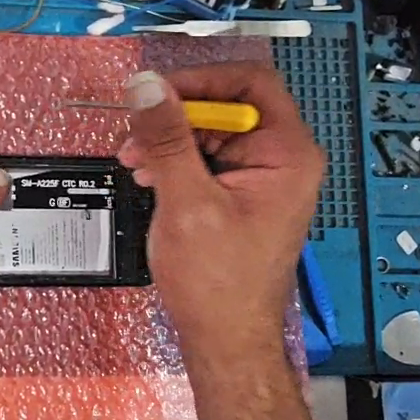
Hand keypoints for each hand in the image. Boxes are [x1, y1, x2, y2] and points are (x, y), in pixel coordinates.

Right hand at [118, 66, 323, 347]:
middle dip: (173, 117)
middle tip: (133, 136)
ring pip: (207, 134)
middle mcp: (279, 159)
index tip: (154, 95)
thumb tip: (145, 85)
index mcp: (287, 154)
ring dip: (166, 140)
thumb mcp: (186, 202)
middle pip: (224, 108)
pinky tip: (146, 175)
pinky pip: (203, 160)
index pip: (249, 84)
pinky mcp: (236, 195)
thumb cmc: (216, 280)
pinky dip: (171, 162)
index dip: (200, 81)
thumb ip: (167, 139)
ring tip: (132, 160)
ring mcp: (258, 178)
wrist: (223, 338)